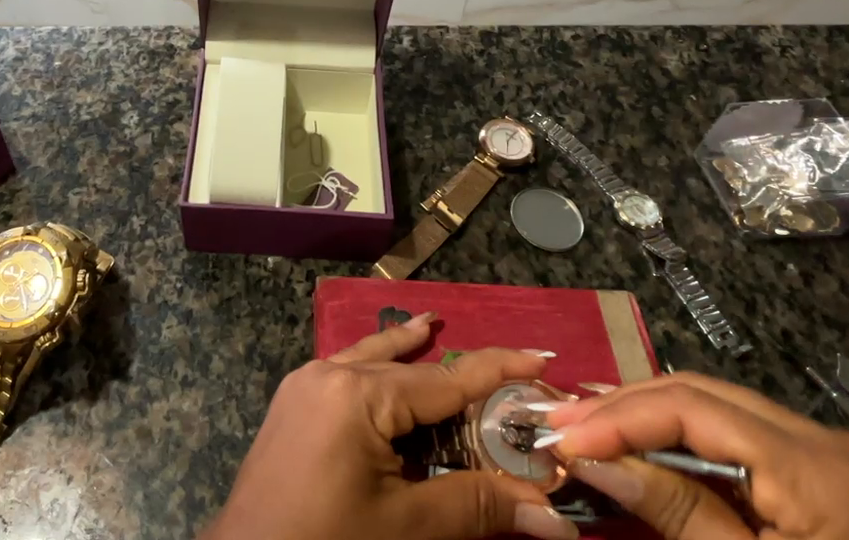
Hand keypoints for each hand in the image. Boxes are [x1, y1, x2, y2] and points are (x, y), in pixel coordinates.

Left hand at [199, 313, 577, 539]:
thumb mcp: (406, 528)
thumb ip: (477, 507)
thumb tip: (556, 519)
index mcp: (357, 394)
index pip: (443, 379)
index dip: (495, 371)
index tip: (539, 358)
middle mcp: (328, 373)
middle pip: (408, 368)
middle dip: (455, 373)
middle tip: (506, 371)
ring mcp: (304, 385)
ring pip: (369, 358)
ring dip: (405, 350)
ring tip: (431, 328)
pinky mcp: (292, 404)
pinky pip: (343, 372)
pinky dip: (372, 366)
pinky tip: (383, 367)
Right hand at [539, 373, 848, 539]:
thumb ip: (677, 513)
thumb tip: (590, 458)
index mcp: (818, 469)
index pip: (691, 408)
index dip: (618, 419)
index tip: (560, 438)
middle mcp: (829, 441)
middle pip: (702, 393)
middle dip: (626, 407)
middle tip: (561, 425)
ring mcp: (837, 454)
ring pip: (720, 407)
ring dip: (651, 418)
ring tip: (590, 430)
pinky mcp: (836, 474)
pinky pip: (745, 436)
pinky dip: (690, 440)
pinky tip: (649, 448)